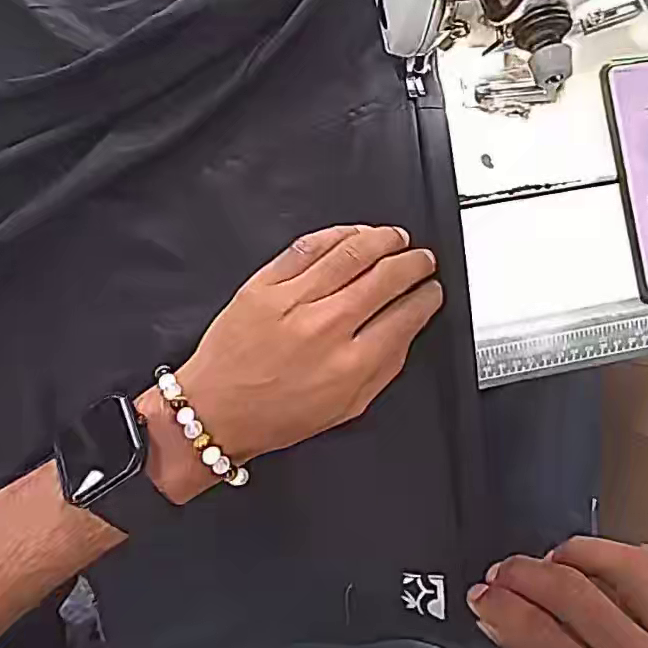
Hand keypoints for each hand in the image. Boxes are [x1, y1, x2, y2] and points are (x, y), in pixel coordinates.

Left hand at [142, 224, 442, 501]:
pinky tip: (354, 233)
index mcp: (350, 364)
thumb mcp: (346, 408)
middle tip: (422, 259)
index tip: (431, 290)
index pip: (406, 315)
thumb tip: (408, 329)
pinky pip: (308, 246)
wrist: (215, 410)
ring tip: (396, 238)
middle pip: (385, 277)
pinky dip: (338, 234)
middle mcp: (325, 327)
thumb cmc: (275, 414)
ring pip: (351, 252)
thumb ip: (384, 368)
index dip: (427, 296)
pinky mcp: (264, 284)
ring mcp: (292, 301)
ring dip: (383, 239)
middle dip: (414, 262)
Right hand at [468, 537, 647, 647]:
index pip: (549, 640)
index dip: (503, 609)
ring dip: (577, 552)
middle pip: (581, 594)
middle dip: (524, 575)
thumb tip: (503, 623)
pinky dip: (643, 554)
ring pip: (630, 567)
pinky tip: (611, 562)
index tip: (481, 599)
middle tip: (498, 578)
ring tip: (548, 561)